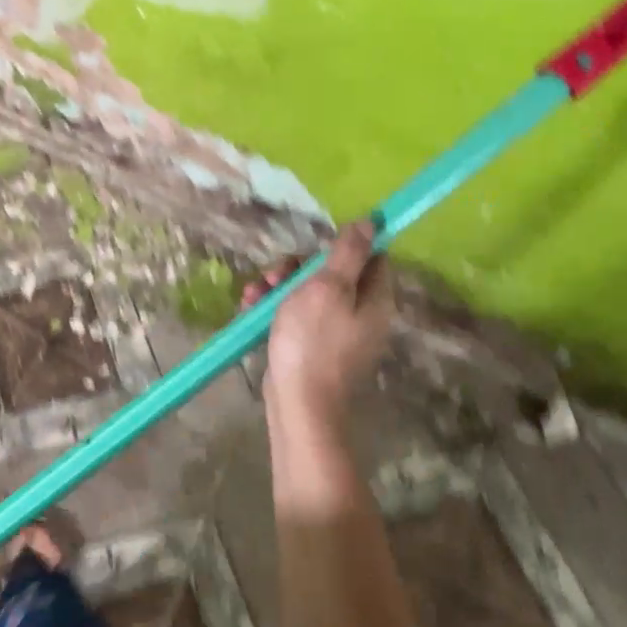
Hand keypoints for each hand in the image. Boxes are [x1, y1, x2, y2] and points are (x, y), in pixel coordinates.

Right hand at [241, 220, 392, 424]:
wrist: (301, 404)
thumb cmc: (313, 342)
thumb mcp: (328, 288)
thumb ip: (348, 253)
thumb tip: (372, 222)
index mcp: (375, 298)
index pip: (370, 256)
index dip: (340, 245)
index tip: (311, 247)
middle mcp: (362, 313)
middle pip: (333, 272)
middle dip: (297, 267)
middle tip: (275, 274)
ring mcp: (338, 332)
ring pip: (308, 292)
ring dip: (278, 286)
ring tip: (255, 294)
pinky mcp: (314, 346)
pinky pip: (296, 314)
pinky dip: (275, 308)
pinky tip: (251, 309)